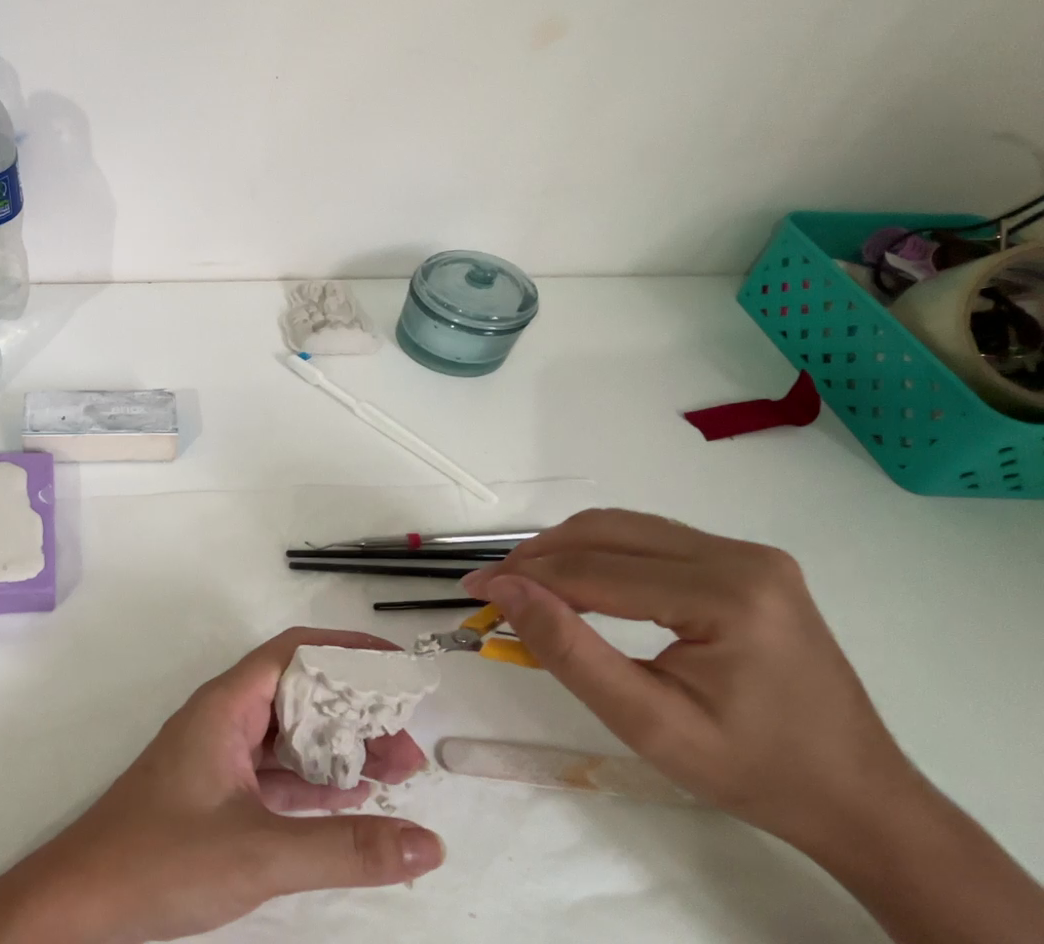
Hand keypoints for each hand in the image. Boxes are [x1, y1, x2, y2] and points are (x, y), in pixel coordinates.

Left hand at [0, 628, 443, 943]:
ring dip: (340, 749)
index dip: (348, 652)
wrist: (85, 897)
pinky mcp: (216, 793)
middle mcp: (222, 721)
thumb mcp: (260, 852)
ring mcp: (218, 757)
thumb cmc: (162, 857)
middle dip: (357, 712)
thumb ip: (345, 847)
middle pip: (299, 694)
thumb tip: (428, 842)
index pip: (294, 653)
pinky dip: (315, 782)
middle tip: (408, 747)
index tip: (400, 670)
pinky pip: (276, 774)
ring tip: (396, 773)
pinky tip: (352, 800)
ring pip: (289, 736)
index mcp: (225, 707)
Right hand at [461, 508, 904, 845]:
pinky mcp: (749, 566)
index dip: (524, 577)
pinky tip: (577, 585)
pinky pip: (653, 542)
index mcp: (727, 595)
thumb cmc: (751, 771)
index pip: (596, 570)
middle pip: (609, 532)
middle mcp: (742, 557)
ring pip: (627, 529)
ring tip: (523, 586)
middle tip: (492, 589)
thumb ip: (569, 651)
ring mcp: (750, 557)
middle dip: (540, 556)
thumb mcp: (647, 722)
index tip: (471, 592)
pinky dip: (602, 557)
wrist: (856, 797)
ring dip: (566, 551)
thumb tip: (504, 590)